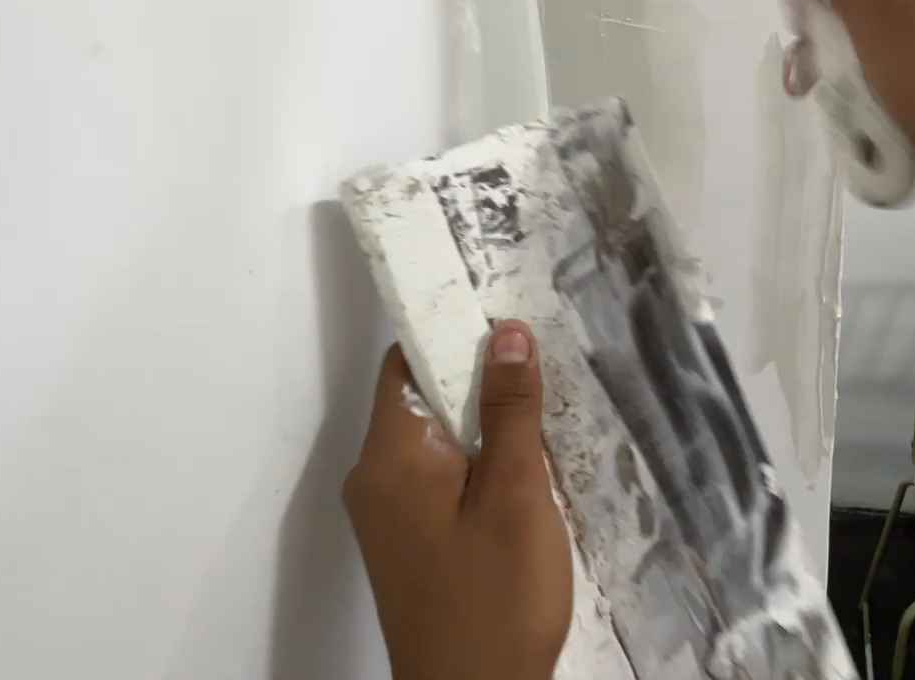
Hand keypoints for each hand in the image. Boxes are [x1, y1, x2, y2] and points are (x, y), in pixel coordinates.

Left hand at [343, 321, 570, 679]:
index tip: (505, 317)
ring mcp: (389, 512)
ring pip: (436, 435)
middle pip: (422, 396)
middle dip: (478, 375)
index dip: (451, 330)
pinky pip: (439, 471)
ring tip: (539, 407)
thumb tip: (506, 331)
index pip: (405, 361)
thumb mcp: (514, 492)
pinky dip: (476, 455)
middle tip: (538, 364)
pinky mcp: (409, 537)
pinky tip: (520, 463)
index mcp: (389, 457)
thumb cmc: (496, 596)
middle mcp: (375, 477)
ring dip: (483, 418)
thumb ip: (510, 408)